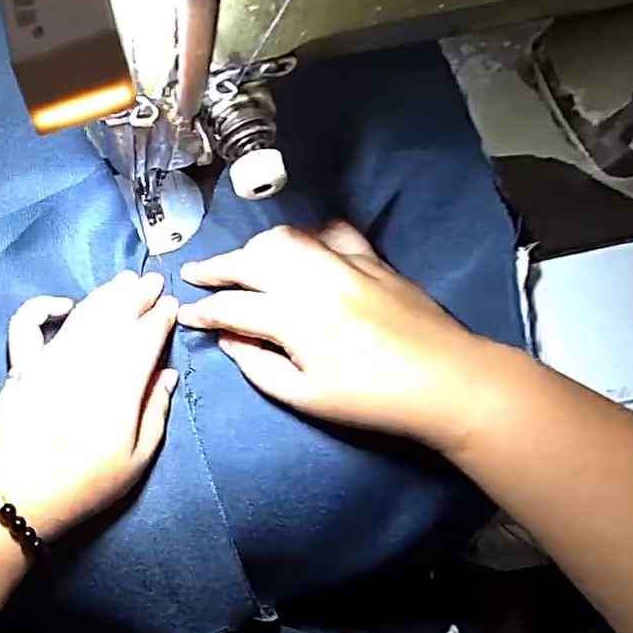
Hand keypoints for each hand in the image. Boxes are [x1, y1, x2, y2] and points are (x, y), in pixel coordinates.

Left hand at [0, 271, 179, 537]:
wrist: (13, 494)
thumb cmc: (82, 484)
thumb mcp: (135, 461)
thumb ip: (156, 412)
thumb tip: (167, 375)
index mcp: (120, 384)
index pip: (146, 335)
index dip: (162, 316)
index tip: (172, 305)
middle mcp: (87, 360)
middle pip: (116, 314)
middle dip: (138, 295)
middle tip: (153, 281)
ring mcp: (51, 358)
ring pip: (83, 312)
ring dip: (106, 293)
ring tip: (123, 281)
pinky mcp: (22, 364)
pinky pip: (28, 323)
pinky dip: (42, 306)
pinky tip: (63, 303)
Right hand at [176, 222, 518, 457]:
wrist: (447, 381)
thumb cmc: (372, 399)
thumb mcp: (305, 396)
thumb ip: (259, 366)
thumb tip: (229, 340)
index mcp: (294, 316)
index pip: (233, 306)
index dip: (204, 311)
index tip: (185, 314)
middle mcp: (313, 278)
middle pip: (252, 260)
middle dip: (217, 267)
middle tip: (195, 274)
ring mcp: (345, 263)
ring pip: (287, 238)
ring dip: (256, 248)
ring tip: (242, 262)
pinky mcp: (372, 259)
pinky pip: (333, 234)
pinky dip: (310, 237)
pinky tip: (303, 249)